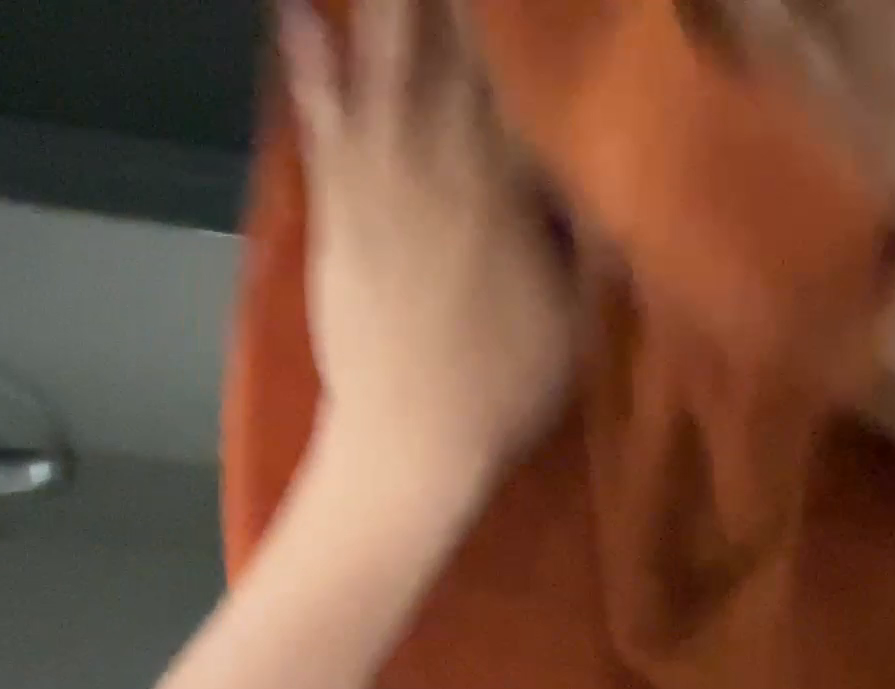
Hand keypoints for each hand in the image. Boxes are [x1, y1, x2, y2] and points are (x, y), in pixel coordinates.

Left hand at [281, 0, 577, 479]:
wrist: (408, 440)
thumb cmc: (502, 389)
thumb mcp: (577, 319)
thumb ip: (591, 236)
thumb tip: (600, 170)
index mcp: (510, 185)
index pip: (525, 76)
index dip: (532, 28)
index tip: (540, 4)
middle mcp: (442, 162)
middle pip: (452, 50)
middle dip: (456, 2)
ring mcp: (377, 182)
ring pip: (383, 64)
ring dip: (388, 7)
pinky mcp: (332, 211)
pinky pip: (318, 122)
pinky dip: (306, 63)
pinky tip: (294, 11)